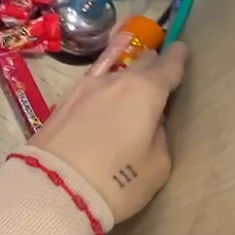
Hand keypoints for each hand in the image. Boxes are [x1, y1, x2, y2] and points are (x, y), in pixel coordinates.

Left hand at [28, 42, 188, 223]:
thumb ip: (159, 136)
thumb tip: (150, 122)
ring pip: (112, 77)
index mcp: (144, 91)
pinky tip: (104, 105)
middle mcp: (113, 81)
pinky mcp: (62, 104)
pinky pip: (92, 91)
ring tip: (131, 92)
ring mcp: (83, 90)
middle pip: (138, 64)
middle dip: (151, 65)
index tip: (181, 47)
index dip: (177, 58)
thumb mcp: (157, 165)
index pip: (167, 66)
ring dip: (124, 81)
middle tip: (159, 69)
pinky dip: (103, 94)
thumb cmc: (116, 180)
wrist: (53, 187)